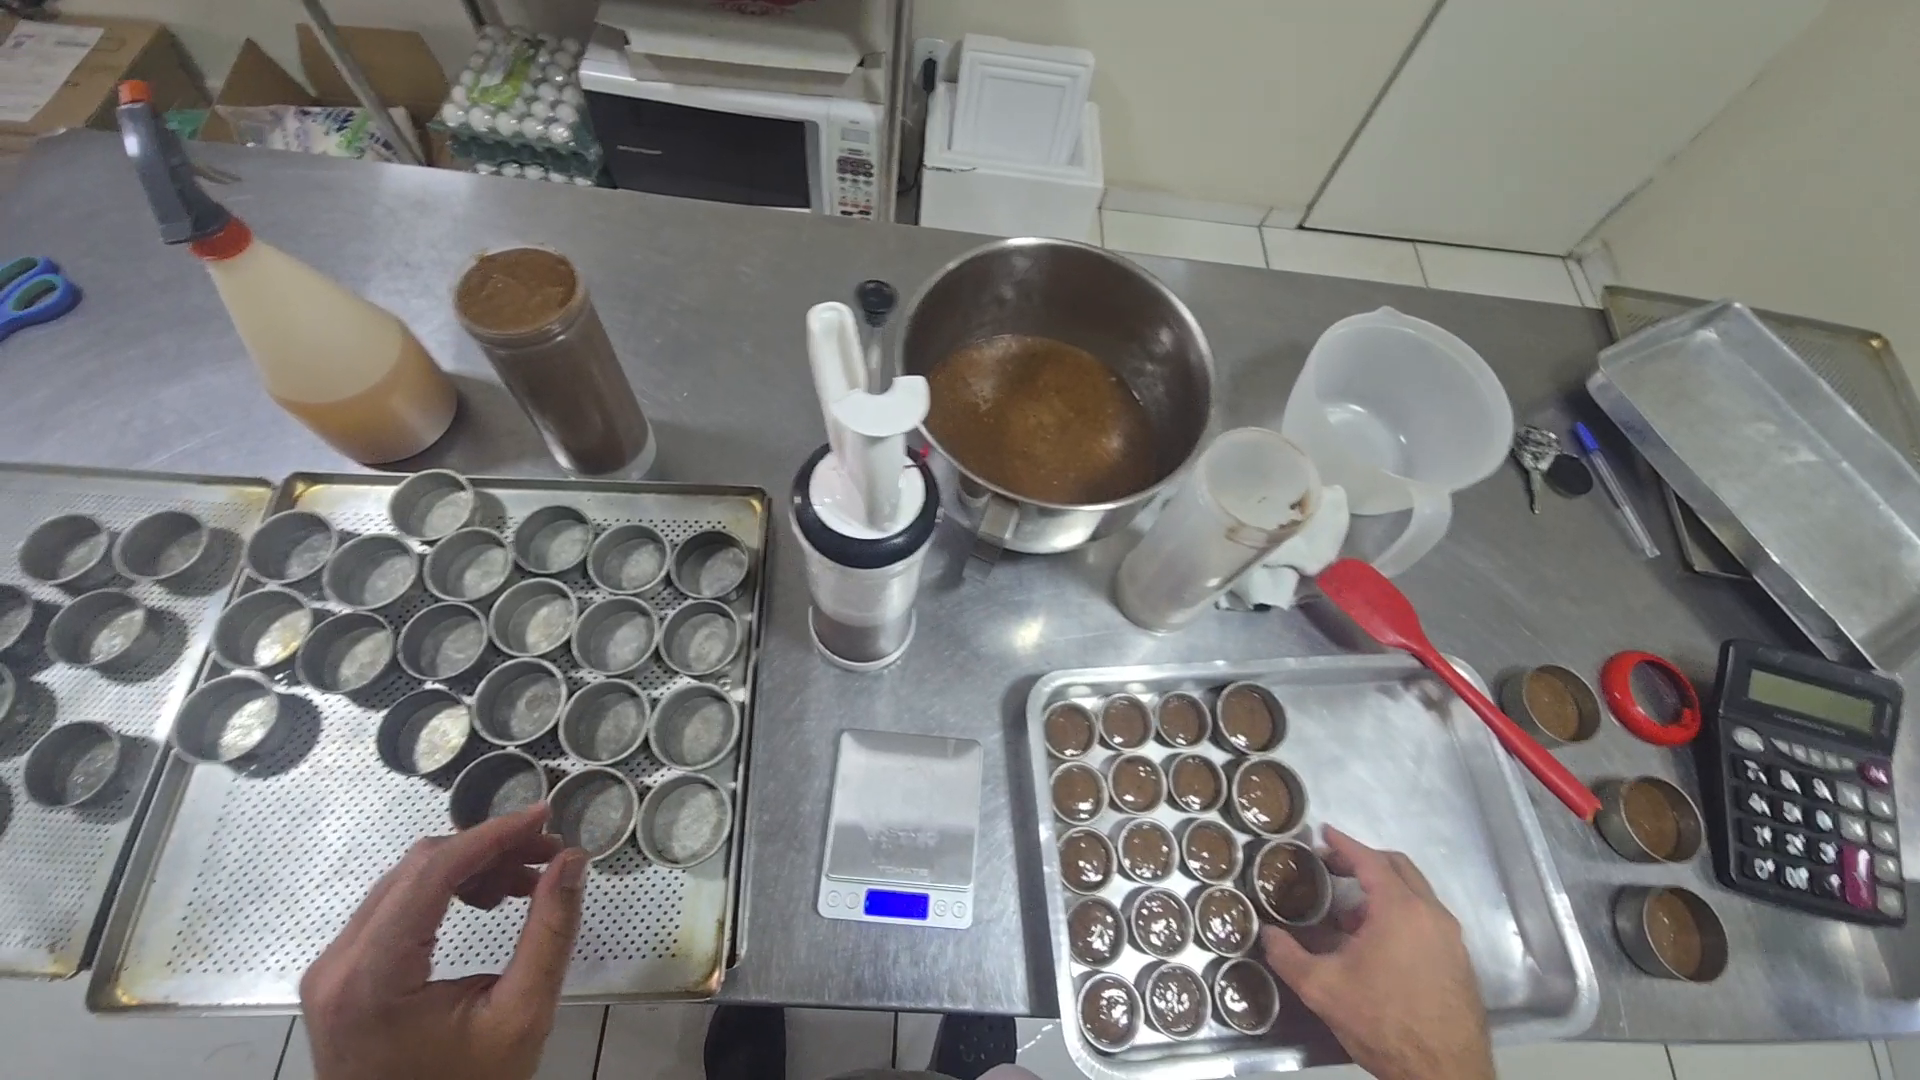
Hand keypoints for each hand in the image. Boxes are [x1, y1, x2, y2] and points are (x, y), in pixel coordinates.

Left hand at [300, 803, 589, 1079]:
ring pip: (410, 877)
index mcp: (371, 975)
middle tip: (548, 855)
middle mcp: (337, 962)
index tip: (547, 815)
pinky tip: (489, 901)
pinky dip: (450, 888)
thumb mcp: (523, 1013)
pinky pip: (399, 902)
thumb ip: (550, 931)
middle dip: (491, 848)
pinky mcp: (343, 973)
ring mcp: (333, 967)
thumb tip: (573, 858)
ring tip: (527, 882)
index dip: (494, 833)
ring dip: (473, 866)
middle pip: (419, 866)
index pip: (433, 870)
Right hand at [1260, 827, 1492, 1079]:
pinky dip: (1399, 913)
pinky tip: (1375, 944)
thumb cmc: (1383, 1022)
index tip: (1324, 833)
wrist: (1446, 1076)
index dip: (1344, 844)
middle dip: (1364, 861)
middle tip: (1333, 867)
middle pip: (1398, 867)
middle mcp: (1432, 915)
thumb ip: (1287, 955)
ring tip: (1348, 915)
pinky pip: (1426, 918)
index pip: (1370, 860)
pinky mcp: (1459, 962)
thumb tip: (1266, 934)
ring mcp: (1451, 939)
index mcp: (1400, 910)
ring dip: (1381, 890)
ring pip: (1416, 893)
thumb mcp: (1322, 988)